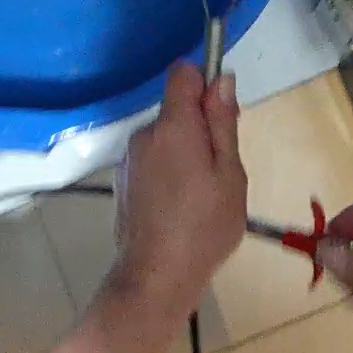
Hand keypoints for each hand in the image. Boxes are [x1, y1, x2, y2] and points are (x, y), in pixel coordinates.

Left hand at [103, 63, 245, 328]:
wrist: (155, 277)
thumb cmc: (204, 227)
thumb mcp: (229, 174)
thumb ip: (223, 123)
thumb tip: (220, 78)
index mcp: (172, 126)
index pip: (182, 74)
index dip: (205, 84)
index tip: (222, 115)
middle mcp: (144, 134)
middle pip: (176, 110)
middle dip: (200, 128)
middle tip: (221, 170)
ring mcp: (129, 159)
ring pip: (165, 138)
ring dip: (184, 153)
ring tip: (202, 195)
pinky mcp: (123, 182)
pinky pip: (152, 161)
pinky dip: (168, 173)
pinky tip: (179, 207)